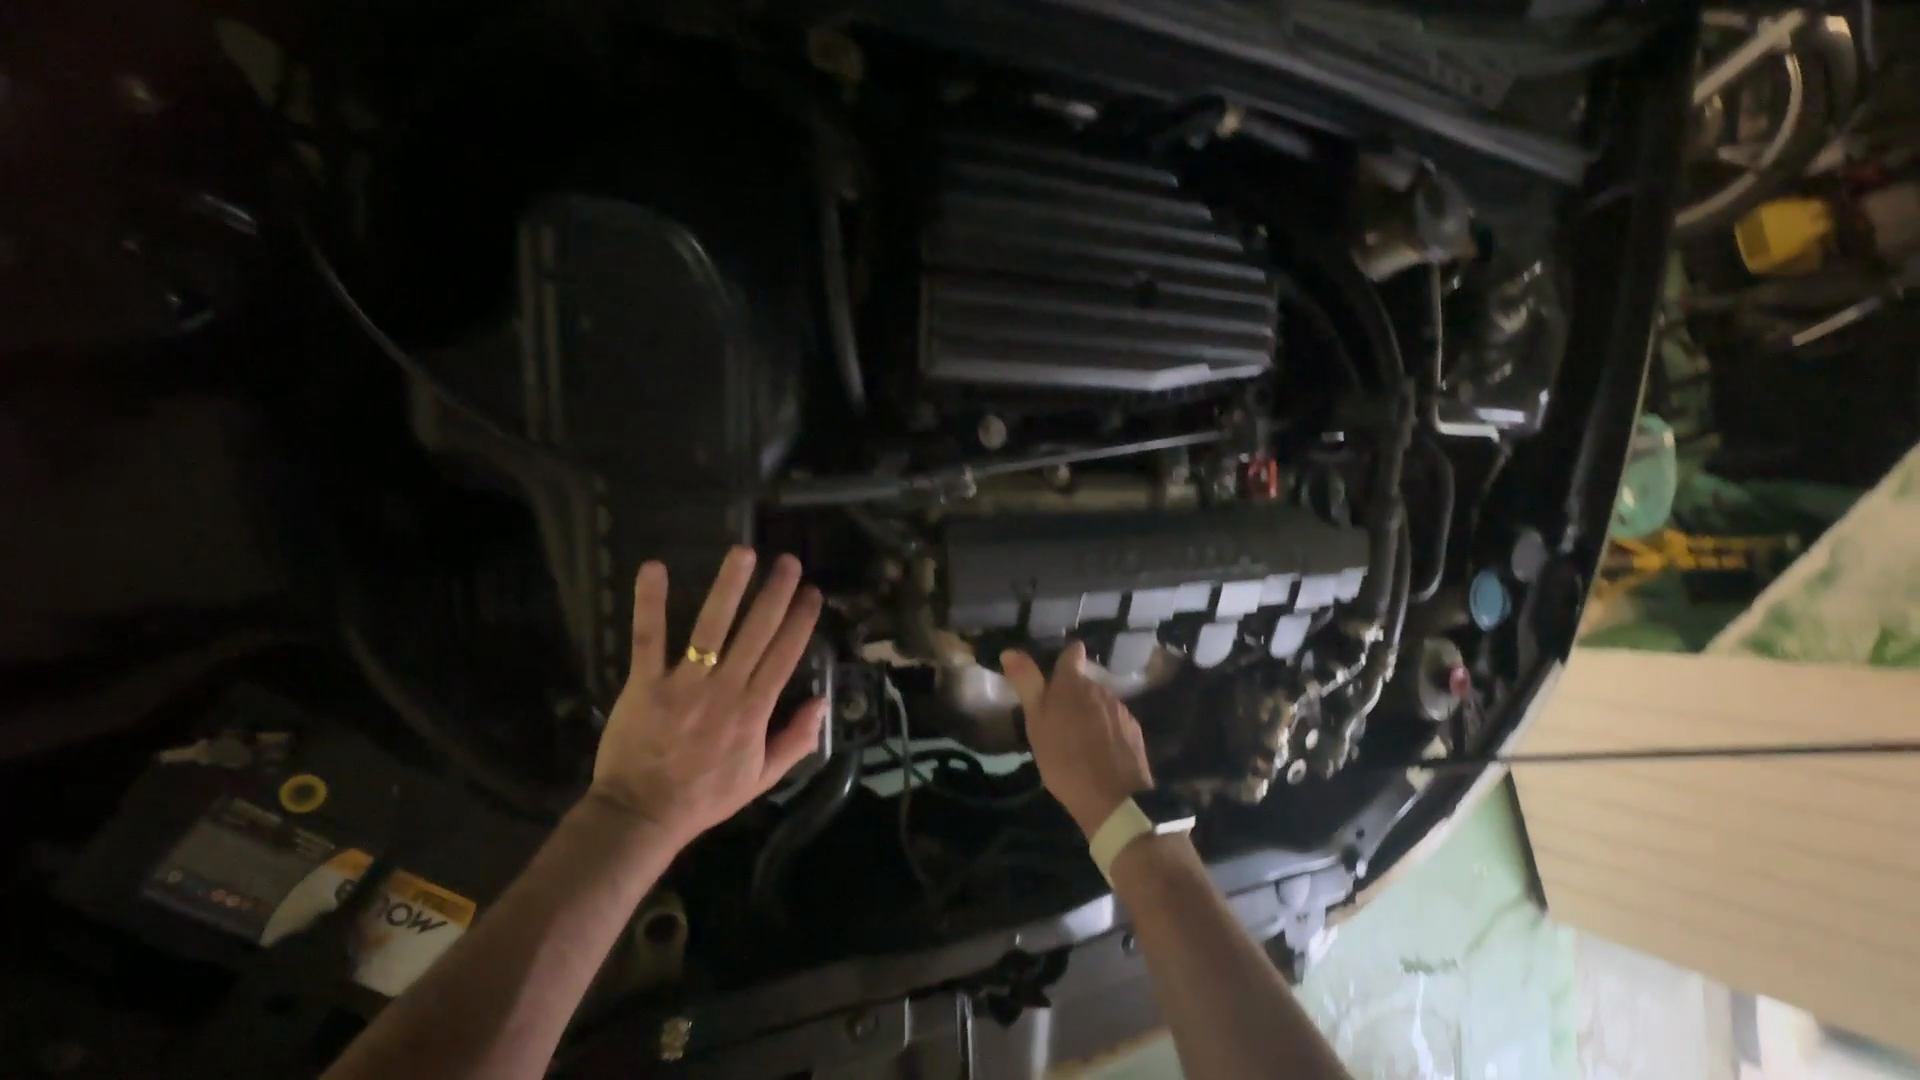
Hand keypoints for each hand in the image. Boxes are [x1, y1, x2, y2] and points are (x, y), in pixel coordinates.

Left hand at [587, 547, 825, 845]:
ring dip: (728, 588)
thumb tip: (821, 703)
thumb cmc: (705, 796)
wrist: (644, 814)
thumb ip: (796, 740)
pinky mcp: (644, 684)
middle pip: (756, 632)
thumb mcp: (762, 777)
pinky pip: (648, 638)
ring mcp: (684, 684)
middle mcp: (725, 689)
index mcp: (754, 710)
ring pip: (710, 627)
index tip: (812, 592)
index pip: (785, 655)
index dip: (801, 621)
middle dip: (776, 593)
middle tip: (788, 561)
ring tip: (743, 553)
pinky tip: (654, 568)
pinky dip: (651, 603)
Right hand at [1000, 642, 1153, 837]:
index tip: (1055, 673)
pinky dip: (1106, 730)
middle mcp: (1100, 688)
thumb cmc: (1064, 759)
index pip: (1072, 653)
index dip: (1065, 659)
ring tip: (1077, 740)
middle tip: (1057, 720)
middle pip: (1084, 682)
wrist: (1112, 799)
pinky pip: (1114, 721)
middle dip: (1072, 694)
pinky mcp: (1134, 730)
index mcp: (1073, 684)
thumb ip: (1026, 684)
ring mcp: (1120, 709)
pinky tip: (1098, 752)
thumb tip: (1010, 651)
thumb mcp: (1036, 723)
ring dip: (1089, 712)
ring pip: (1100, 702)